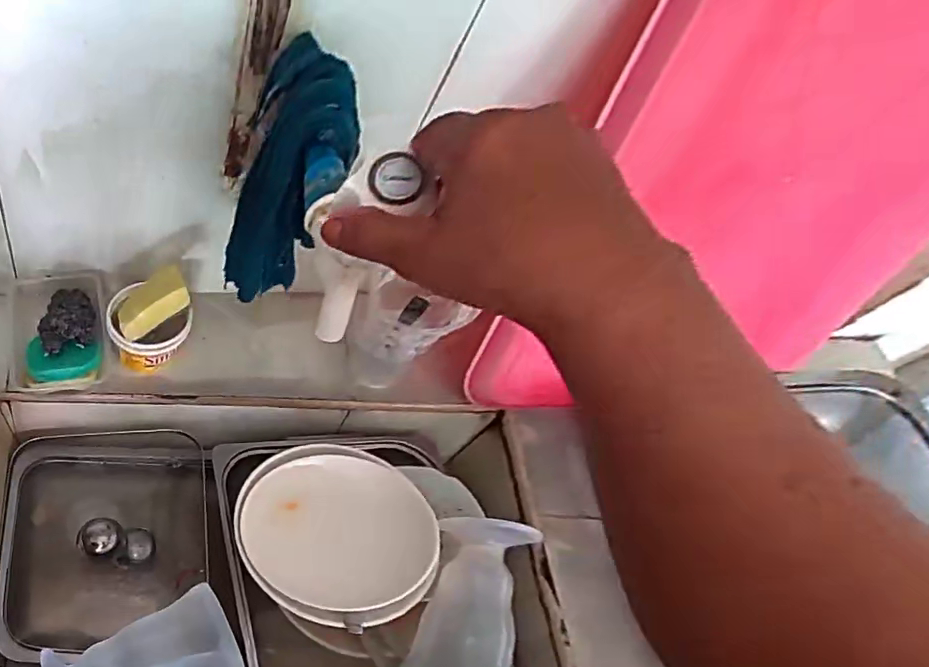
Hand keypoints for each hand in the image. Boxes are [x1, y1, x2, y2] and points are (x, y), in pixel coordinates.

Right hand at [321, 105, 688, 340]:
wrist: (595, 281)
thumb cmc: (504, 264)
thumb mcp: (421, 256)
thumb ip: (371, 235)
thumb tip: (333, 223)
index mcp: (477, 137)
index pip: (427, 140)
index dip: (412, 181)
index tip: (415, 217)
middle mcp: (525, 123)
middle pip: (468, 146)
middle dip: (450, 184)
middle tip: (447, 236)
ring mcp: (566, 138)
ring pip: (507, 156)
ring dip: (489, 187)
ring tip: (488, 240)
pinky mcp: (594, 159)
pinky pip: (543, 167)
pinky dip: (527, 192)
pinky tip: (525, 235)